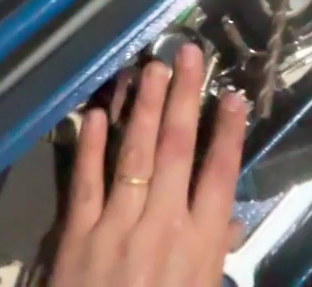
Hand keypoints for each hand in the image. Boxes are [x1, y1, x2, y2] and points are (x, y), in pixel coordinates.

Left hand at [49, 44, 248, 286]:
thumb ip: (213, 257)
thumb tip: (229, 218)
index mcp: (198, 249)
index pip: (219, 177)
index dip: (228, 133)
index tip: (234, 95)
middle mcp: (162, 227)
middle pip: (178, 150)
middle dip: (185, 98)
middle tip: (189, 54)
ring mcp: (117, 227)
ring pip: (134, 155)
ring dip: (143, 107)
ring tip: (151, 67)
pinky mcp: (77, 235)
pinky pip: (85, 182)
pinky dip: (89, 146)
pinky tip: (94, 113)